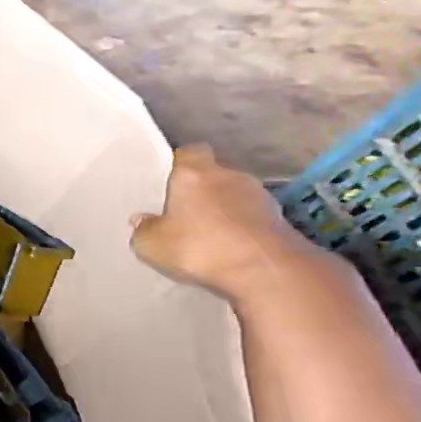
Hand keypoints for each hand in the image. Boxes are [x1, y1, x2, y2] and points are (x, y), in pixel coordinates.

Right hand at [130, 144, 329, 300]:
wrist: (264, 269)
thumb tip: (142, 219)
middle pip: (213, 173)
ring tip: (206, 233)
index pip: (190, 152)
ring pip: (233, 194)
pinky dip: (240, 225)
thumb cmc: (199, 247)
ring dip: (222, 208)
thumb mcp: (150, 244)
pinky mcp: (278, 218)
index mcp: (194, 174)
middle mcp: (229, 175)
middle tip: (182, 212)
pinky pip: (250, 215)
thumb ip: (144, 228)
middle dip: (200, 189)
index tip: (169, 180)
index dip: (179, 163)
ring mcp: (259, 195)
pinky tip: (228, 246)